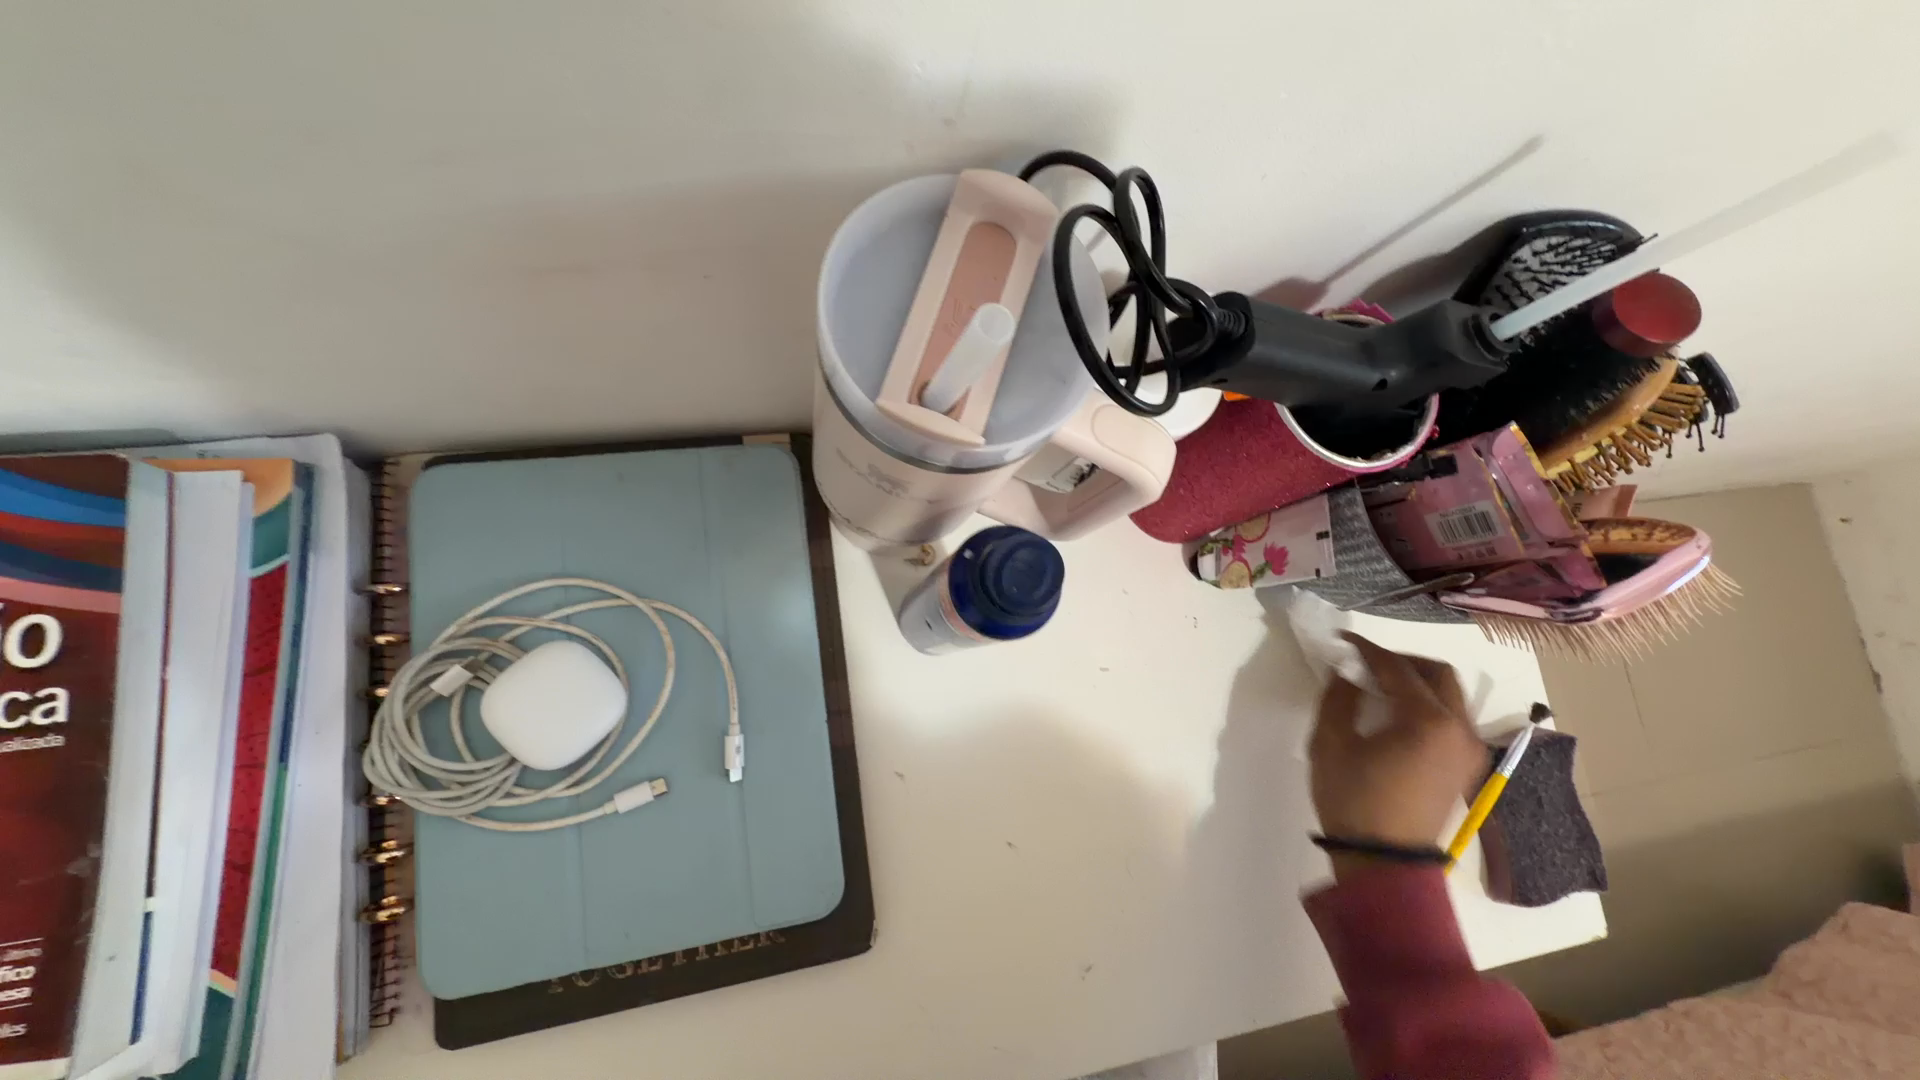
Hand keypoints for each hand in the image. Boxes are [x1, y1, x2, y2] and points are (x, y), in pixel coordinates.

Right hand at [1309, 633, 1486, 872]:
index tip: (1342, 640)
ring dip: (1417, 682)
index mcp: (1428, 721)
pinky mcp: (1466, 767)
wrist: (1384, 861)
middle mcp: (1460, 729)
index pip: (1397, 669)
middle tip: (1367, 661)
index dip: (1367, 650)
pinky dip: (1428, 705)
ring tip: (1379, 685)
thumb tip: (1347, 671)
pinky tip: (1397, 713)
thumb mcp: (1330, 744)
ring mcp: (1469, 750)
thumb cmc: (1353, 800)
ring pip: (1450, 696)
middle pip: (1438, 674)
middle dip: (1401, 660)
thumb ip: (1339, 698)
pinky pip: (1452, 719)